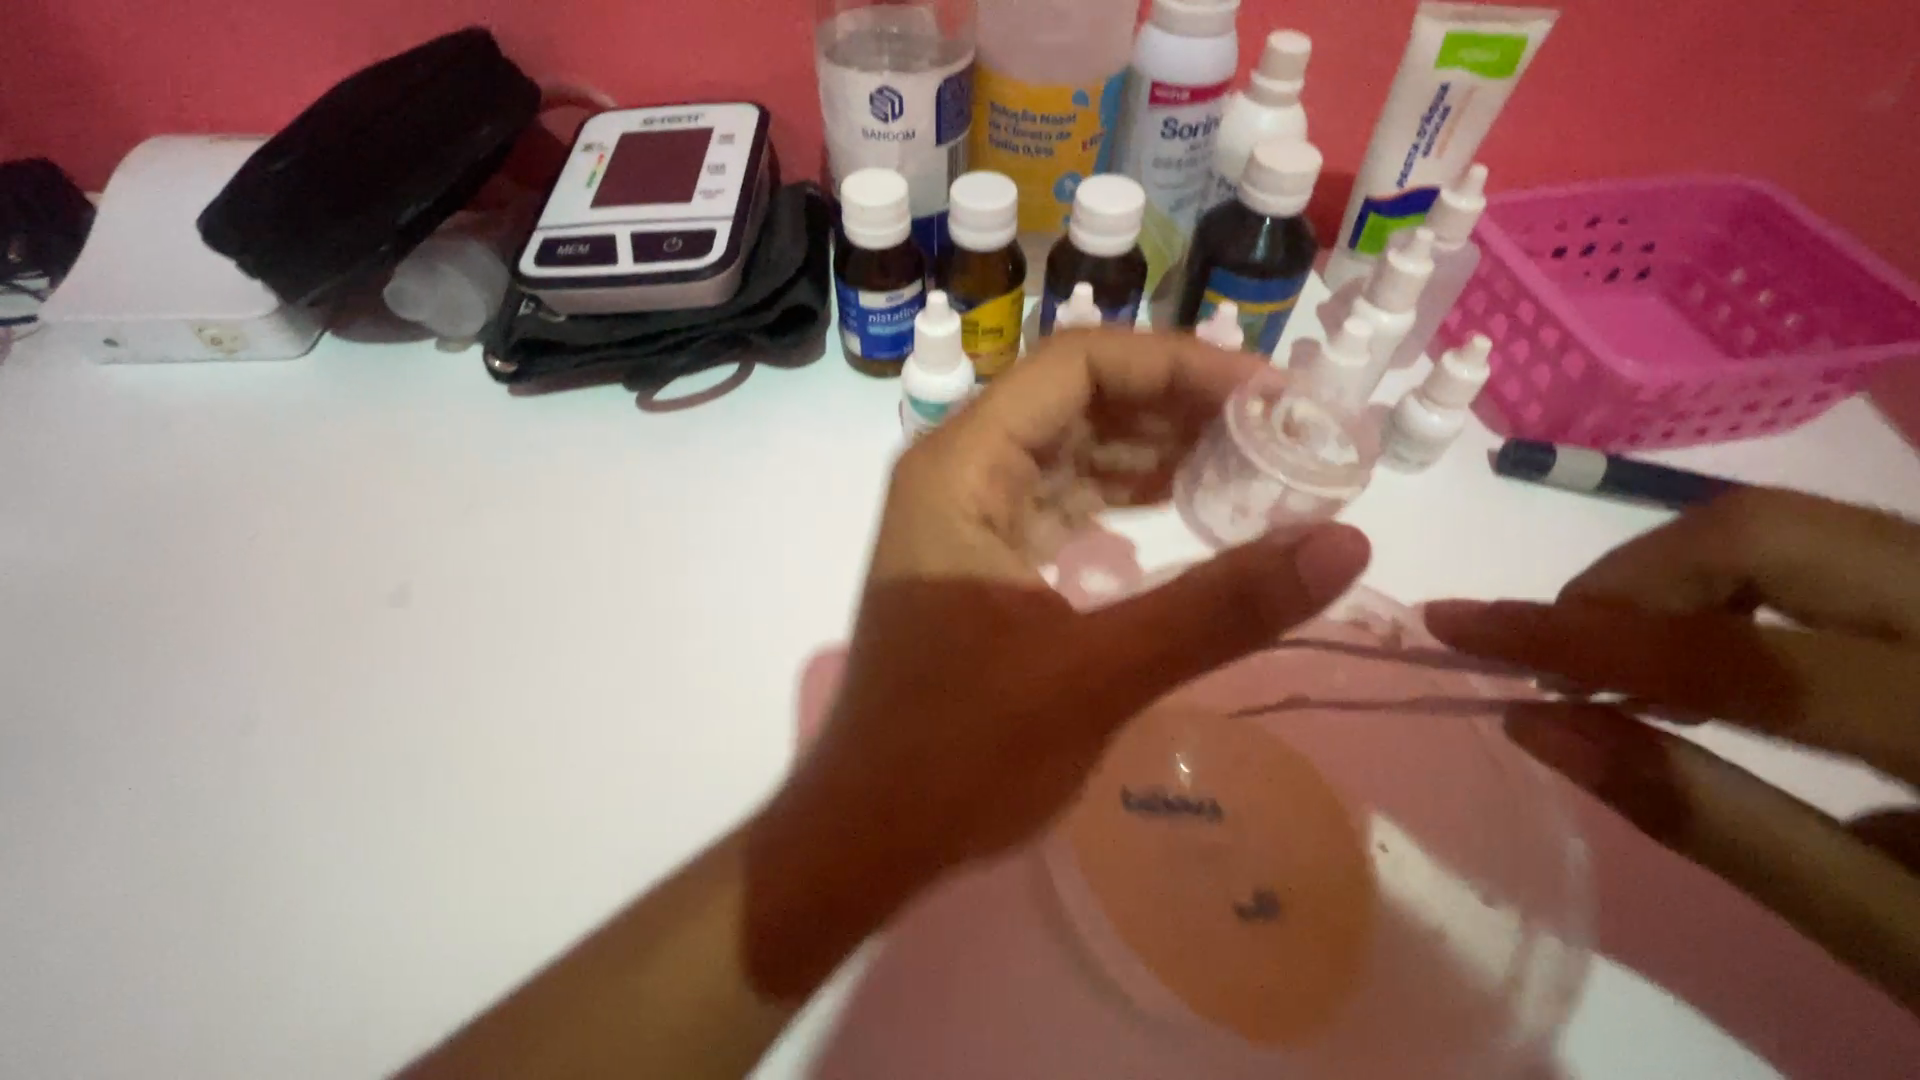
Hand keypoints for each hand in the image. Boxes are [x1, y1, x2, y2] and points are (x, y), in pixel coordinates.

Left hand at [748, 329, 1370, 996]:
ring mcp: (964, 517)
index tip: (1270, 396)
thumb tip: (1345, 543)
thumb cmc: (959, 753)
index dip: (1178, 364)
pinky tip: (1187, 513)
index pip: (1077, 365)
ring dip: (1155, 452)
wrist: (869, 830)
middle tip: (1277, 434)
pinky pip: (1060, 502)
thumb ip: (1218, 608)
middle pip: (1075, 399)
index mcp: (961, 468)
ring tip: (1251, 467)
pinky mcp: (979, 560)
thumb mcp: (1096, 676)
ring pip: (1070, 450)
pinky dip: (1123, 500)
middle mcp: (956, 472)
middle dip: (1176, 406)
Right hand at [1425, 488, 1919, 1010]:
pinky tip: (1718, 658)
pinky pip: (1831, 550)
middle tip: (1567, 655)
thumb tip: (1539, 726)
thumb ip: (1712, 821)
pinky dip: (1731, 589)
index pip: (1731, 657)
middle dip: (1625, 584)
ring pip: (1794, 526)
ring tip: (1634, 665)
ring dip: (1675, 584)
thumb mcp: (1898, 938)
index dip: (1574, 635)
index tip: (1454, 622)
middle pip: (1766, 534)